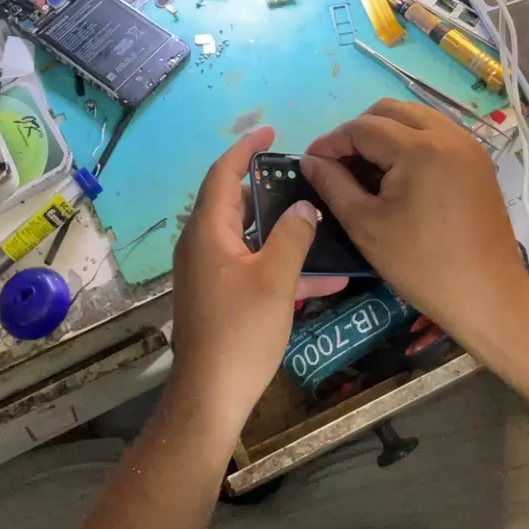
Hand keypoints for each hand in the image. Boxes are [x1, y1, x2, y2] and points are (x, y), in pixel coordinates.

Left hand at [167, 127, 345, 434]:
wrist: (211, 397)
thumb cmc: (240, 333)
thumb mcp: (275, 281)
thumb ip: (293, 237)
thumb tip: (304, 207)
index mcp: (207, 232)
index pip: (223, 175)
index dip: (245, 149)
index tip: (270, 131)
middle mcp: (202, 246)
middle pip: (234, 203)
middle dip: (268, 189)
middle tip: (302, 177)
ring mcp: (208, 273)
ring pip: (248, 238)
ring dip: (281, 231)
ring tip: (319, 219)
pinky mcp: (218, 297)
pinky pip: (251, 268)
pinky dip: (281, 266)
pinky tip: (327, 277)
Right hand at [302, 99, 528, 332]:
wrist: (487, 296)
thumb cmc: (421, 264)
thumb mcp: (365, 225)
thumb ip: (332, 185)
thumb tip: (310, 161)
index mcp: (420, 149)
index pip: (362, 127)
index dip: (330, 142)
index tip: (311, 163)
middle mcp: (448, 135)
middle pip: (389, 111)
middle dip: (357, 131)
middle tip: (339, 163)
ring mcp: (468, 145)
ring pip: (415, 117)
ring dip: (385, 132)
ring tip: (366, 168)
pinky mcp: (478, 160)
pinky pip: (436, 133)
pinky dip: (410, 141)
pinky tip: (398, 174)